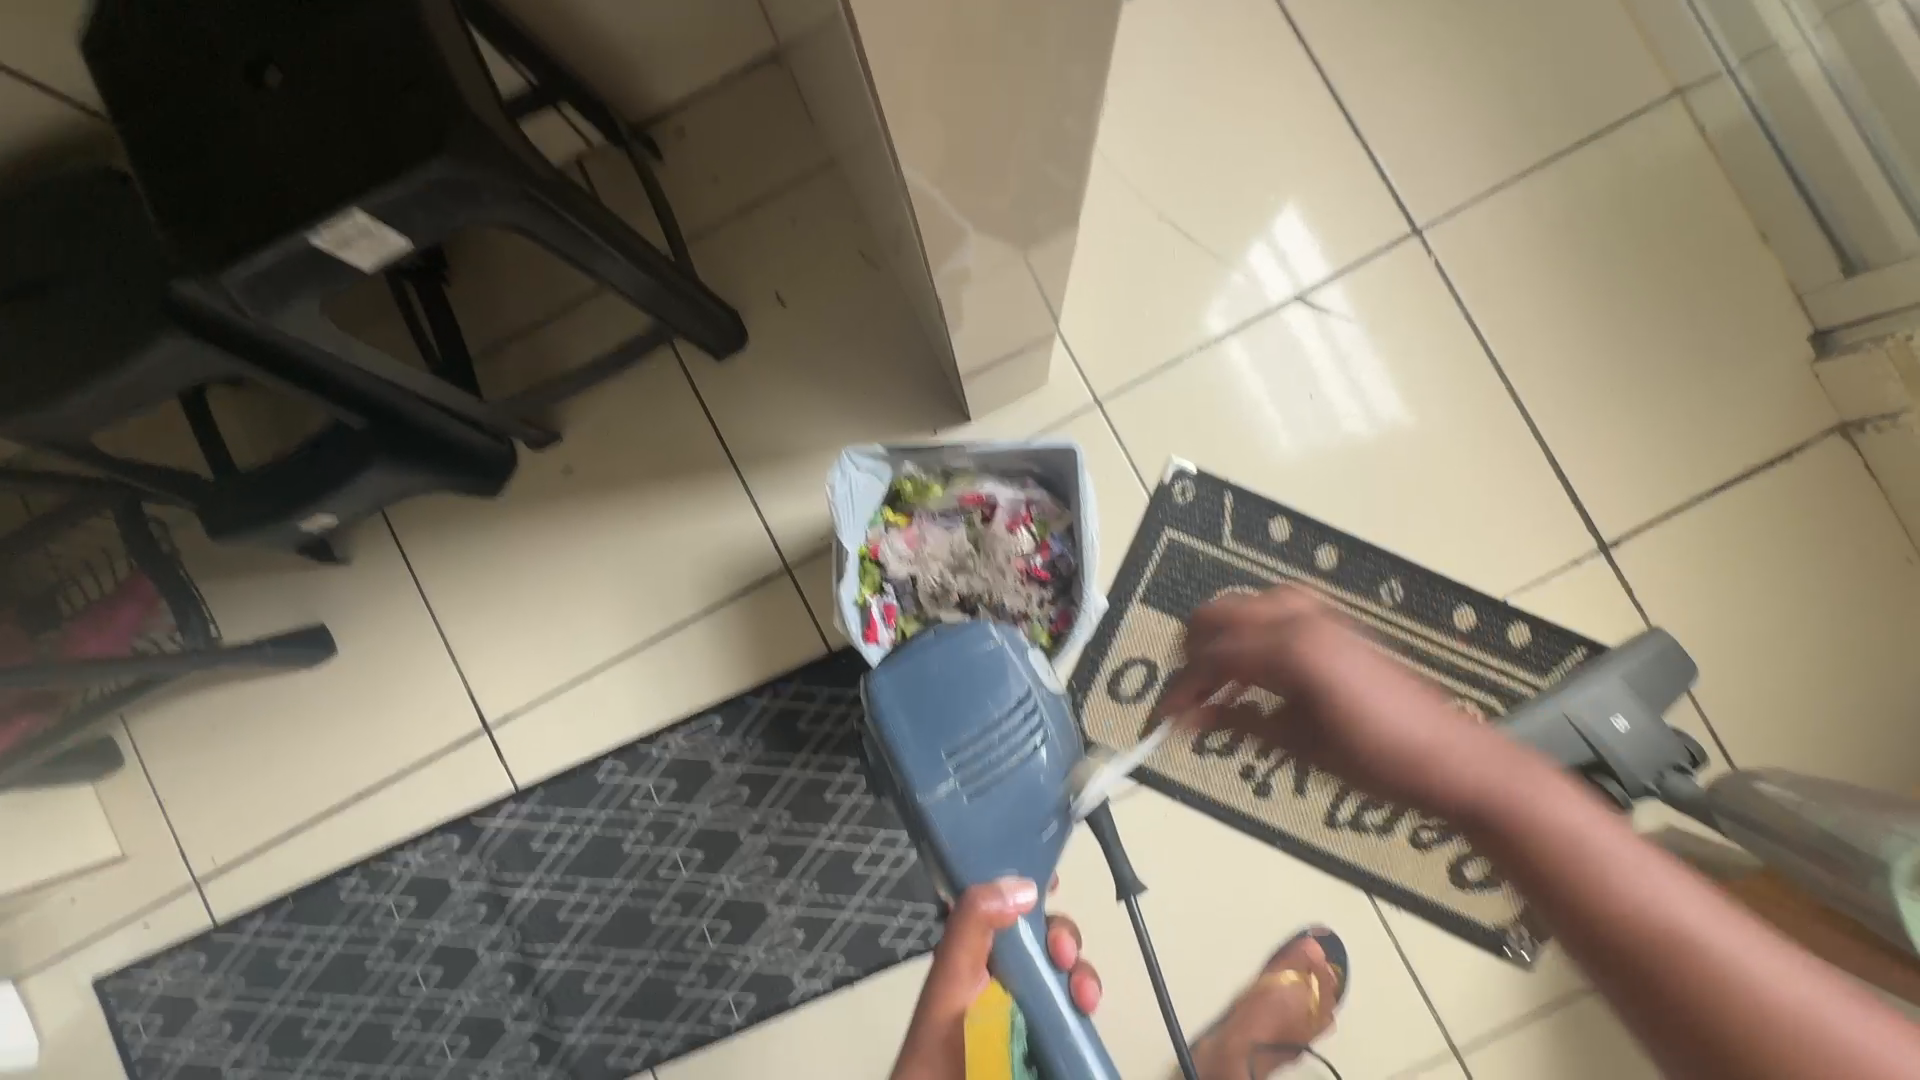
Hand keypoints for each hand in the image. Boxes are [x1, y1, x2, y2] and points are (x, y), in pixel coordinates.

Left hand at [890, 877, 1100, 1079]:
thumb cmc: (940, 1038)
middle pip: (1042, 935)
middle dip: (1061, 935)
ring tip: (1083, 992)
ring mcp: (1025, 1001)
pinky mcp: (1045, 1032)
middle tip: (1062, 953)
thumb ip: (973, 923)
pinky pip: (1072, 1005)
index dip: (1029, 889)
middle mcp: (1002, 969)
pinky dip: (1085, 998)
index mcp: (974, 947)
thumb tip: (1023, 886)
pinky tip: (1086, 1007)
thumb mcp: (951, 972)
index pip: (1003, 903)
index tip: (1054, 885)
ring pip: (1063, 968)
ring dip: (1080, 970)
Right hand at [1159, 586, 1532, 819]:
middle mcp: (1301, 620)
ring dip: (1223, 638)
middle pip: (1217, 613)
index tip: (1163, 718)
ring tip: (1220, 682)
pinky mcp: (1336, 623)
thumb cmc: (1376, 760)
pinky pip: (1276, 609)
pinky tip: (1257, 672)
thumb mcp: (1298, 745)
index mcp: (1289, 651)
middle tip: (1190, 696)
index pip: (1210, 657)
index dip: (1181, 688)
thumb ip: (1238, 720)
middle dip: (1194, 654)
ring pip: (1245, 604)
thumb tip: (1187, 717)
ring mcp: (1321, 616)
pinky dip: (1253, 634)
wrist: (1452, 758)